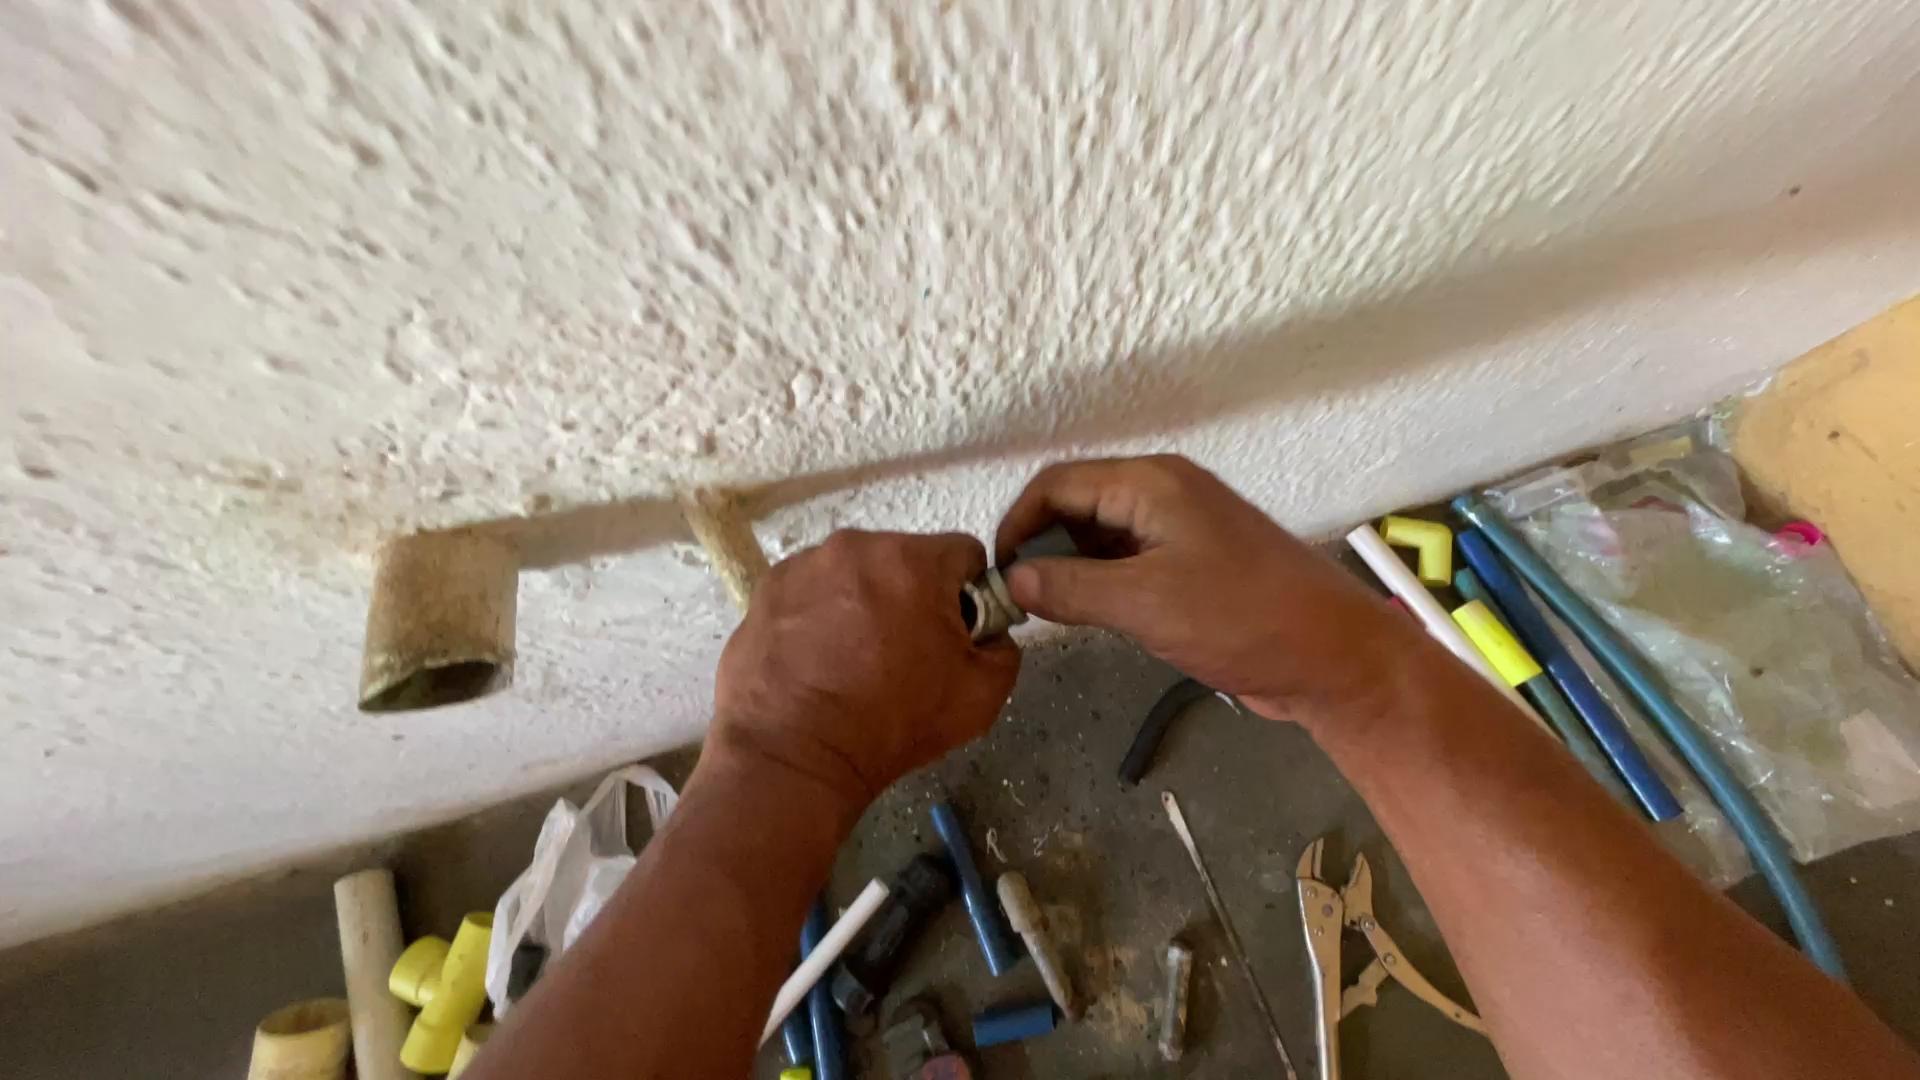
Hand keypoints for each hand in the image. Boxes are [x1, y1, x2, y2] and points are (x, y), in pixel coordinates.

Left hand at [711, 530, 1020, 807]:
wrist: (792, 757)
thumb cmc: (893, 724)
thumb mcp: (982, 696)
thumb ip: (1003, 647)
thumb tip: (988, 631)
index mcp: (914, 561)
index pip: (965, 555)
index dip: (970, 594)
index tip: (954, 633)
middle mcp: (858, 546)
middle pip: (907, 559)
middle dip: (914, 595)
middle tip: (902, 652)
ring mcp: (806, 564)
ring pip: (857, 571)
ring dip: (865, 599)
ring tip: (852, 657)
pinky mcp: (768, 587)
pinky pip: (813, 587)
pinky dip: (821, 610)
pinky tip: (816, 656)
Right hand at [995, 455, 1420, 723]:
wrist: (1336, 660)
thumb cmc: (1242, 619)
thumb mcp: (1145, 602)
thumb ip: (1070, 586)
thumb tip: (1011, 577)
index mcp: (1151, 484)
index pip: (1058, 484)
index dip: (1018, 522)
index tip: (997, 572)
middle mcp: (1162, 494)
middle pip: (1077, 504)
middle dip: (1041, 544)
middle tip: (1017, 596)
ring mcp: (1179, 529)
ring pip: (1100, 535)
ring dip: (1069, 566)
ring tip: (1046, 608)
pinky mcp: (1190, 564)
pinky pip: (1126, 560)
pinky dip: (1099, 581)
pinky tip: (1087, 612)